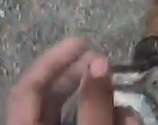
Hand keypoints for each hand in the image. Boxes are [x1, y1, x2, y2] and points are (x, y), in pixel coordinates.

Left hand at [7, 38, 137, 124]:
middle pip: (51, 97)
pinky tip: (130, 122)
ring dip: (104, 103)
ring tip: (129, 106)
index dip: (53, 60)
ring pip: (73, 115)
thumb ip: (95, 105)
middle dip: (82, 77)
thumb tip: (100, 61)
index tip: (84, 41)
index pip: (27, 87)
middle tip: (105, 62)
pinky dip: (106, 120)